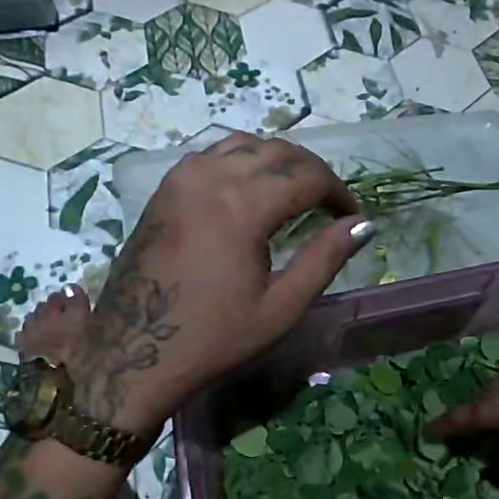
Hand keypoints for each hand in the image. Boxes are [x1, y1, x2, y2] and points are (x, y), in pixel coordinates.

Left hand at [66, 132, 370, 432]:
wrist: (134, 353)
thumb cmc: (214, 337)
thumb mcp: (281, 307)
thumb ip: (325, 258)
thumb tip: (364, 224)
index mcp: (243, 206)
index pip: (307, 176)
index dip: (339, 192)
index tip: (352, 216)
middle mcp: (211, 178)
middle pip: (278, 151)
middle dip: (312, 172)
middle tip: (329, 205)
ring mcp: (181, 179)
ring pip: (243, 144)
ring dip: (277, 161)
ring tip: (294, 193)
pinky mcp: (164, 189)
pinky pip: (211, 155)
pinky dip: (241, 161)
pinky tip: (249, 189)